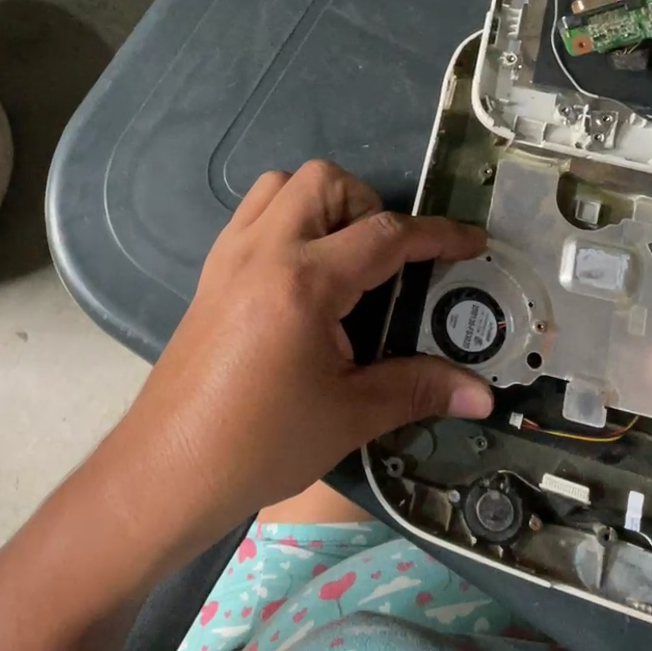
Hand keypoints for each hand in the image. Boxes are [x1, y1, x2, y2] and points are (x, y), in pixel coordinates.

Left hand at [113, 159, 494, 531]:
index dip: (436, 235)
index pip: (383, 236)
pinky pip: (253, 214)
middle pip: (324, 181)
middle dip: (368, 204)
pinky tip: (302, 276)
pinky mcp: (210, 271)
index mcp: (303, 281)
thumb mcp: (349, 415)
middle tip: (386, 259)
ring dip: (321, 203)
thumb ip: (417, 388)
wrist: (168, 469)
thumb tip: (483, 393)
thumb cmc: (261, 442)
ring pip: (280, 186)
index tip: (472, 240)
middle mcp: (263, 250)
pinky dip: (287, 220)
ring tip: (343, 258)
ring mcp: (229, 255)